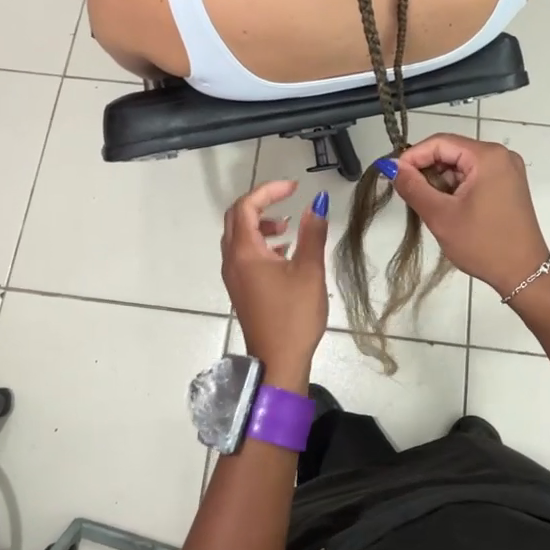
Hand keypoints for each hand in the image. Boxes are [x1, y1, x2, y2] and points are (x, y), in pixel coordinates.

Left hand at [221, 180, 329, 390]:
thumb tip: (317, 203)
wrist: (278, 362)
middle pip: (237, 218)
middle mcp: (232, 260)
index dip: (268, 190)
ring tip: (288, 227)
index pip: (247, 206)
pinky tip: (285, 252)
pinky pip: (243, 254)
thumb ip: (312, 233)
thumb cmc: (294, 316)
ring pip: (239, 236)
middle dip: (261, 203)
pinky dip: (260, 243)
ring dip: (260, 224)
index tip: (294, 187)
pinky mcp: (241, 289)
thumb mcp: (309, 271)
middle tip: (287, 199)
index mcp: (244, 252)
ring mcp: (234, 276)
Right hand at [384, 134, 549, 295]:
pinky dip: (456, 187)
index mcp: (488, 156)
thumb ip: (412, 186)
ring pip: (461, 165)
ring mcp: (508, 170)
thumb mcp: (441, 215)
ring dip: (441, 181)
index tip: (393, 175)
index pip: (440, 142)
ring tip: (427, 205)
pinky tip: (447, 207)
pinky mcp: (509, 185)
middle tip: (408, 193)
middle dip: (427, 170)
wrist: (525, 275)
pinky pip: (474, 176)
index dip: (412, 156)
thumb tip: (390, 166)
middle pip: (452, 151)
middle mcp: (501, 155)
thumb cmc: (482, 244)